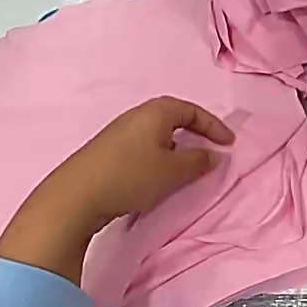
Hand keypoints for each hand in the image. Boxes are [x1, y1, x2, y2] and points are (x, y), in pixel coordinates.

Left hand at [0, 97, 234, 284]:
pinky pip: (144, 146)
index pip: (192, 110)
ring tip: (185, 168)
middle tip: (209, 150)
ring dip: (176, 147)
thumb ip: (199, 161)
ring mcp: (119, 132)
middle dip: (194, 133)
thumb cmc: (131, 176)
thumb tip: (215, 155)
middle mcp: (137, 115)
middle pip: (173, 118)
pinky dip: (159, 156)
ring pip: (157, 134)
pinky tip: (157, 176)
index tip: (229, 144)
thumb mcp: (173, 171)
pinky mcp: (108, 151)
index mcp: (156, 112)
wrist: (76, 196)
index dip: (214, 126)